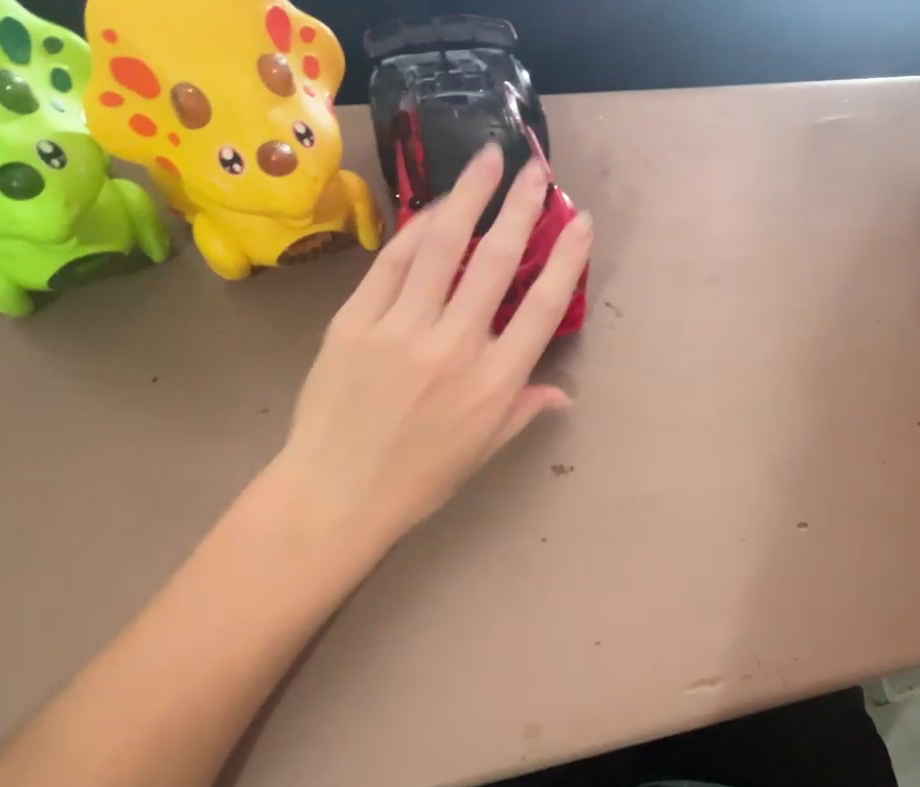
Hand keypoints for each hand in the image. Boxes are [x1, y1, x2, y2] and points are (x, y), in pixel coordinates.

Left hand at [266, 145, 591, 562]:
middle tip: (535, 170)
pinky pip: (392, 264)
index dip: (566, 260)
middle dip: (520, 209)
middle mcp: (455, 347)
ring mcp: (401, 329)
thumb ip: (523, 411)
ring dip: (468, 198)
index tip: (581, 222)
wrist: (338, 491)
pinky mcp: (355, 321)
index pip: (540, 309)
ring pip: (442, 248)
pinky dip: (417, 231)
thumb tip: (561, 393)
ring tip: (487, 162)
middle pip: (495, 263)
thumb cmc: (420, 479)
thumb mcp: (483, 450)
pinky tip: (434, 209)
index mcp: (494, 384)